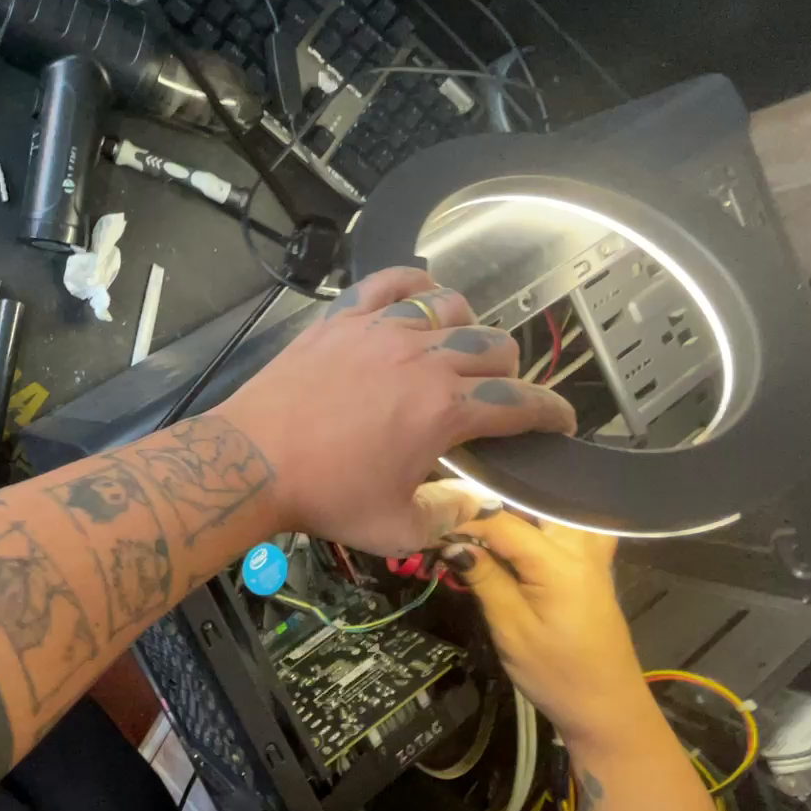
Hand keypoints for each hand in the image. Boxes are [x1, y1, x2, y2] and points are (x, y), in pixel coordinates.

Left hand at [215, 266, 575, 555]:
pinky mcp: (341, 319)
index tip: (558, 421)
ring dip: (464, 327)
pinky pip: (389, 281)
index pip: (522, 402)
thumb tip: (470, 501)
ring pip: (448, 306)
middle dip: (508, 372)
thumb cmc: (323, 495)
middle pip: (494, 346)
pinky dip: (413, 281)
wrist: (252, 460)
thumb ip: (447, 517)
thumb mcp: (394, 529)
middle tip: (491, 394)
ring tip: (453, 348)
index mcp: (446, 411)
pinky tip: (419, 294)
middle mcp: (423, 359)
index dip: (552, 412)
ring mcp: (379, 331)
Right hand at [444, 514, 661, 754]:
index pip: (502, 522)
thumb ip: (484, 578)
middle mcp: (580, 550)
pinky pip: (569, 525)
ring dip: (519, 507)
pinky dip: (542, 519)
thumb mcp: (511, 629)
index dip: (463, 518)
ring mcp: (592, 557)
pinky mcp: (592, 567)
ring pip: (556, 510)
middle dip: (492, 500)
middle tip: (454, 512)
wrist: (609, 711)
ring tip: (483, 517)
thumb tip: (451, 542)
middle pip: (534, 503)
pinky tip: (520, 528)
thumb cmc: (557, 675)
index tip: (429, 520)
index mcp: (560, 565)